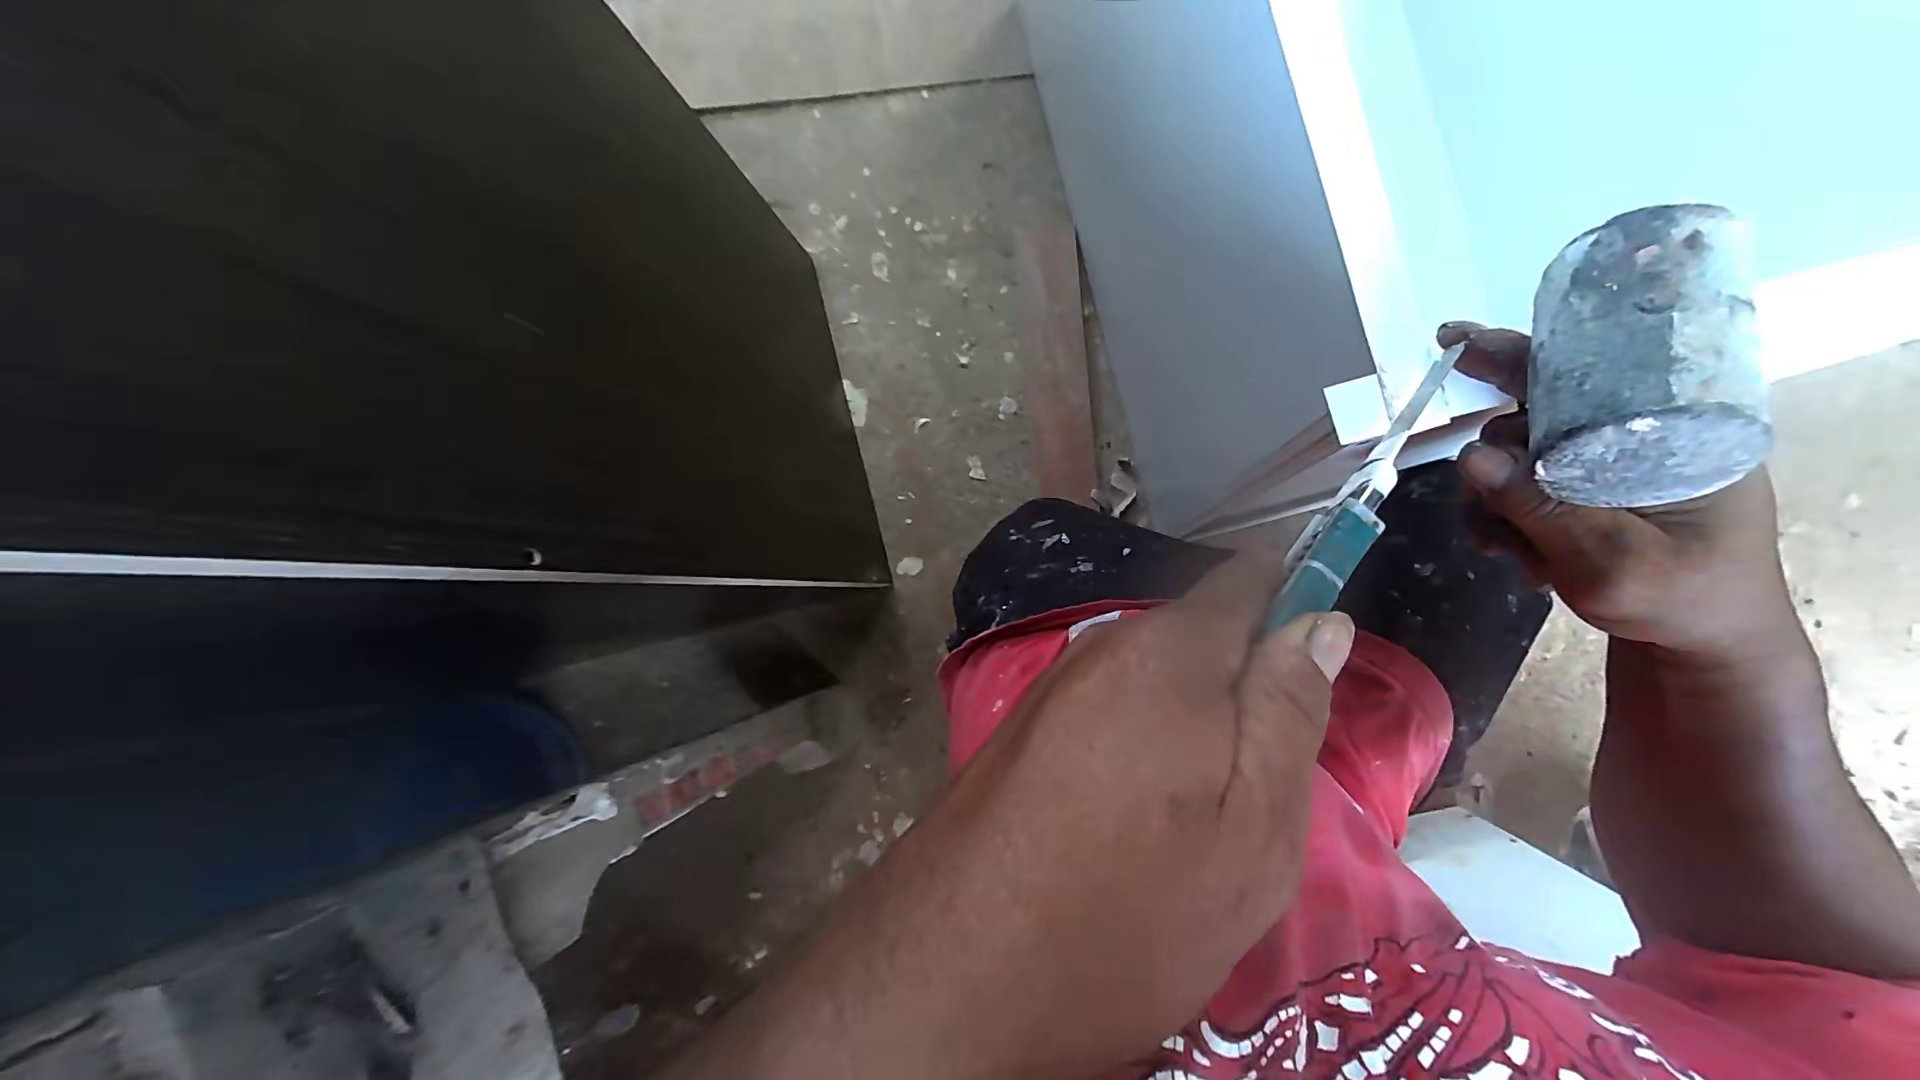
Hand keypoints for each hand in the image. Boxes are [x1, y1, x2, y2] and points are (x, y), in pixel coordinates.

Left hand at [919, 553, 1353, 1074]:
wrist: (957, 963)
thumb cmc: (1128, 906)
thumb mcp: (1250, 828)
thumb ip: (1288, 711)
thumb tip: (1319, 622)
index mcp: (1166, 651)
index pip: (1246, 582)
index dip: (1293, 599)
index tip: (1319, 659)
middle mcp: (1102, 646)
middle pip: (1198, 635)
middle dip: (1240, 683)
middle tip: (1263, 777)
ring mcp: (1054, 683)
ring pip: (1153, 677)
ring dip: (1188, 723)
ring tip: (1198, 812)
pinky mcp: (1025, 724)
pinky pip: (1108, 707)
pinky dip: (1139, 743)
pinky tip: (1136, 814)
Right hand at [1439, 322, 1796, 653]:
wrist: (1696, 645)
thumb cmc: (1681, 600)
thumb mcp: (1610, 559)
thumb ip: (1542, 507)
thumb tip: (1470, 454)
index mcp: (1670, 430)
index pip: (1588, 369)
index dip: (1517, 354)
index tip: (1453, 344)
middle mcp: (1630, 436)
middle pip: (1532, 414)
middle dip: (1493, 457)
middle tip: (1484, 503)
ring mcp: (1598, 467)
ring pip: (1509, 457)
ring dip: (1491, 502)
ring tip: (1505, 547)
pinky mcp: (1576, 494)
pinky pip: (1509, 490)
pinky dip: (1496, 519)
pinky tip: (1512, 552)